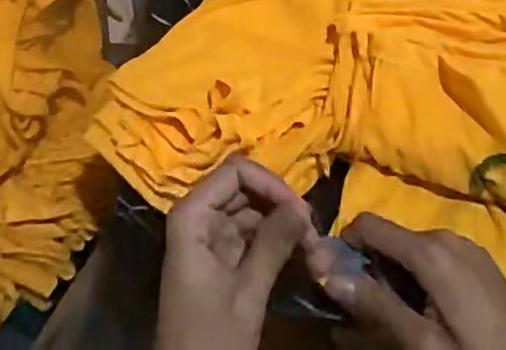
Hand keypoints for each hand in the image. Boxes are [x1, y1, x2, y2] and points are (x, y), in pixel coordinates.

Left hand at [157, 155, 320, 349]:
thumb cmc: (210, 340)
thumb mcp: (246, 295)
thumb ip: (273, 245)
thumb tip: (303, 207)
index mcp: (192, 215)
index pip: (235, 172)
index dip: (270, 184)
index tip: (301, 210)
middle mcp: (198, 217)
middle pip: (244, 189)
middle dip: (280, 205)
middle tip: (313, 232)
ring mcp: (209, 237)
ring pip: (251, 212)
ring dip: (281, 223)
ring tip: (312, 246)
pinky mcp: (221, 259)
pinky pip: (251, 235)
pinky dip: (274, 240)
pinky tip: (298, 254)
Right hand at [308, 213, 505, 349]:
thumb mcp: (423, 344)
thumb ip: (376, 304)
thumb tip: (324, 268)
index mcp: (430, 250)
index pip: (368, 224)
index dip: (345, 247)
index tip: (334, 280)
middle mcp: (446, 235)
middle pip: (390, 239)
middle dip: (370, 269)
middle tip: (364, 315)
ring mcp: (467, 247)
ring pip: (412, 250)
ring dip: (394, 276)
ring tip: (396, 320)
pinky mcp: (480, 262)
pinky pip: (436, 258)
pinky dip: (419, 278)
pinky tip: (426, 314)